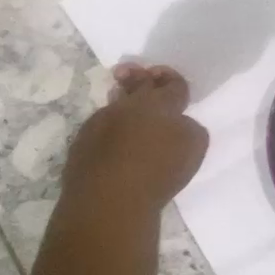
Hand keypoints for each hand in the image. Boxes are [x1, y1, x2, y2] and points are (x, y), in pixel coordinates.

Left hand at [61, 64, 208, 213]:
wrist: (107, 202)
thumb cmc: (158, 170)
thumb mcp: (195, 146)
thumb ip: (189, 127)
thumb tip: (176, 125)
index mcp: (158, 103)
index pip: (170, 84)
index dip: (171, 78)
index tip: (163, 75)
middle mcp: (126, 107)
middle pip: (135, 85)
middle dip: (136, 77)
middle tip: (130, 72)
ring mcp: (98, 126)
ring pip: (114, 107)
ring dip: (122, 107)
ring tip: (127, 113)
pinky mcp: (79, 147)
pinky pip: (100, 130)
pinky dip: (110, 133)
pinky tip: (116, 147)